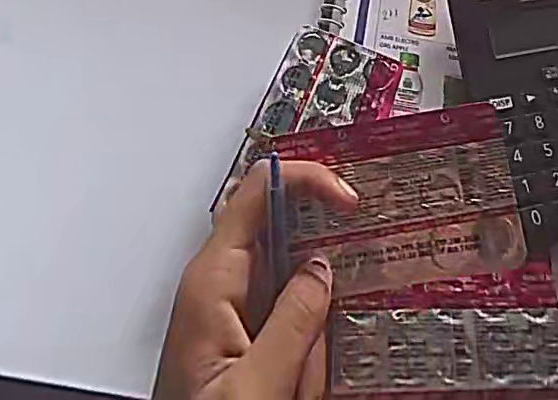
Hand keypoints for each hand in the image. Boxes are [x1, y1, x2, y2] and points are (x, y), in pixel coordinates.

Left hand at [154, 159, 359, 399]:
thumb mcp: (253, 390)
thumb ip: (294, 321)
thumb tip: (322, 267)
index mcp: (213, 278)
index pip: (258, 190)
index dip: (305, 179)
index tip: (345, 198)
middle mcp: (223, 280)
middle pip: (288, 239)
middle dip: (314, 285)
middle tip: (319, 330)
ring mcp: (237, 303)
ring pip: (299, 283)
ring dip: (311, 335)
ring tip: (294, 387)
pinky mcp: (249, 327)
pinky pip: (295, 315)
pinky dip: (308, 346)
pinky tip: (298, 383)